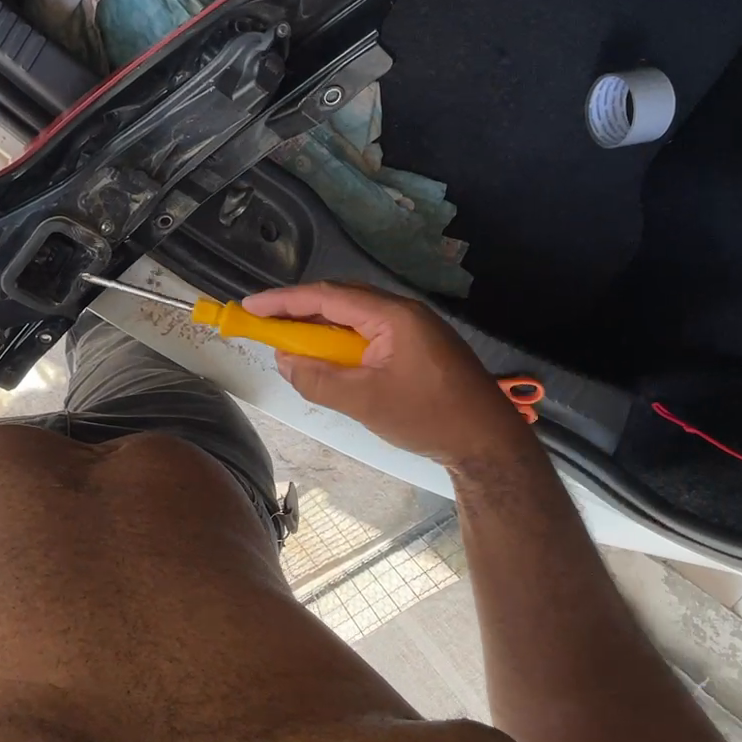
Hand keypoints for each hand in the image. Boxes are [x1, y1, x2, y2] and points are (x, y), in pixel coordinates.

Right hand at [240, 283, 536, 466]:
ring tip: (288, 339)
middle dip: (298, 309)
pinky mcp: (418, 346)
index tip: (250, 306)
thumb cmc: (429, 418)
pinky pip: (368, 333)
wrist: (490, 444)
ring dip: (319, 327)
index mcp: (392, 315)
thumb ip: (318, 380)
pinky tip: (328, 358)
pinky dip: (340, 342)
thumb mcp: (364, 401)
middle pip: (340, 300)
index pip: (327, 297)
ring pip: (354, 317)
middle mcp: (403, 312)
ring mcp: (414, 328)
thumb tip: (284, 361)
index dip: (284, 301)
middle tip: (263, 322)